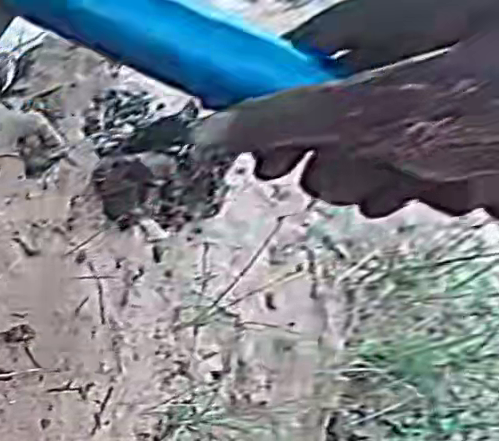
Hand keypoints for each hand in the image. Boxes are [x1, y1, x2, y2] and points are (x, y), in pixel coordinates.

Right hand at [195, 0, 498, 217]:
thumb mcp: (388, 106)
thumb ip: (286, 117)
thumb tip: (207, 130)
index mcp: (429, 12)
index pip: (312, 44)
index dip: (267, 95)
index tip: (250, 145)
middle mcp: (450, 40)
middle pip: (339, 101)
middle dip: (331, 153)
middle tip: (344, 174)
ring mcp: (472, 86)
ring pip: (379, 138)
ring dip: (378, 176)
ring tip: (416, 182)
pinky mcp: (488, 128)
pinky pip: (428, 157)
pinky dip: (427, 183)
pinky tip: (452, 185)